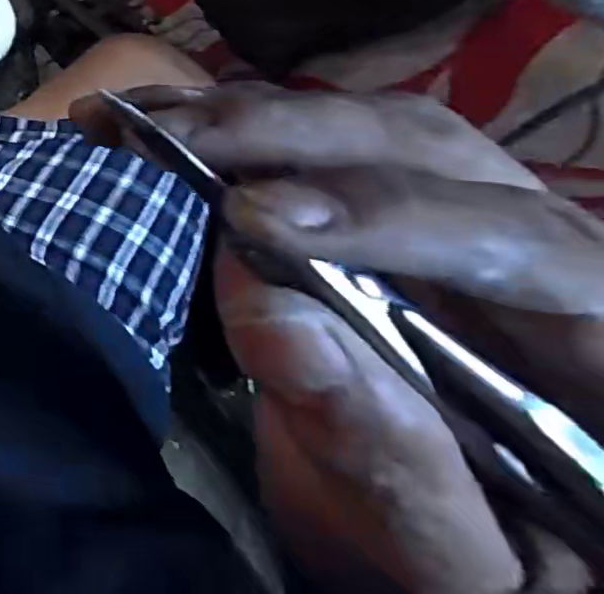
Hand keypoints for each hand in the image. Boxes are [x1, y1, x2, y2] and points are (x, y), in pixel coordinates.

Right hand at [73, 84, 602, 592]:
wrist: (433, 540)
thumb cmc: (463, 565)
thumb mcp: (438, 550)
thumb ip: (382, 448)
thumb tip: (268, 314)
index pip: (518, 243)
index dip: (386, 215)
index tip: (246, 217)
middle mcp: (534, 252)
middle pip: (423, 146)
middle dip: (283, 134)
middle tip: (166, 141)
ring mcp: (439, 215)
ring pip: (354, 122)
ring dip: (232, 115)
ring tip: (129, 121)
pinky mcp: (354, 206)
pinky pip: (289, 138)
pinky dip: (206, 120)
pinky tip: (136, 119)